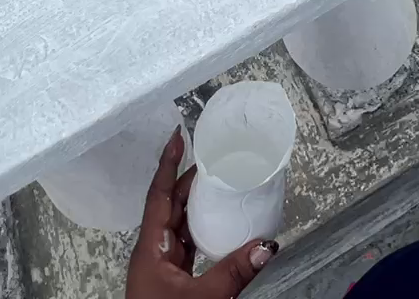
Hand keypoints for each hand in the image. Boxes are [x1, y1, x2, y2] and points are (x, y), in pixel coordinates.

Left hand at [125, 129, 277, 298]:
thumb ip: (234, 272)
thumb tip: (269, 243)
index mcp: (150, 249)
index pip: (157, 194)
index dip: (167, 163)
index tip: (178, 135)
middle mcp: (152, 253)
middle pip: (169, 206)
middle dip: (187, 180)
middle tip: (213, 156)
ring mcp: (161, 269)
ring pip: (179, 226)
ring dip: (196, 204)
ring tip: (220, 183)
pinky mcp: (172, 285)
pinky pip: (187, 246)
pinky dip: (202, 231)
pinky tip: (221, 226)